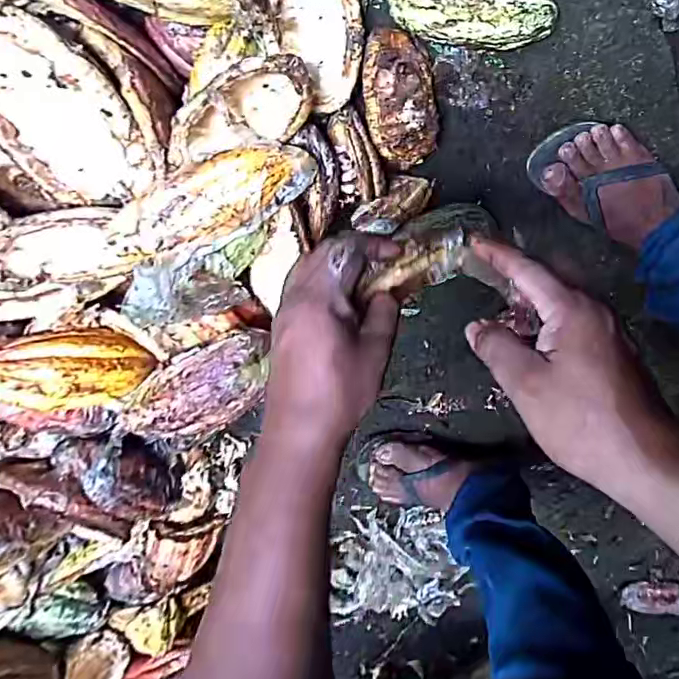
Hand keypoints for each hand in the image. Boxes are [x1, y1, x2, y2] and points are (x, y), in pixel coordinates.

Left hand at [265, 233, 400, 449]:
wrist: (297, 433)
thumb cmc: (340, 394)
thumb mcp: (375, 352)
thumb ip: (384, 313)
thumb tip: (385, 292)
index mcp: (317, 298)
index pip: (344, 250)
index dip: (374, 244)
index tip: (397, 253)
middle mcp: (294, 296)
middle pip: (322, 252)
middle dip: (355, 249)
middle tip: (382, 261)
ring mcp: (283, 310)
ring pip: (308, 266)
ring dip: (337, 262)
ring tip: (365, 278)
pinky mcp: (281, 325)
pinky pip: (301, 284)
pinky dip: (324, 278)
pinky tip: (342, 299)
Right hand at [463, 238, 678, 485]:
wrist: (645, 455)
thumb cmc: (580, 419)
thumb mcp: (527, 384)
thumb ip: (497, 348)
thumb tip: (477, 326)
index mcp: (572, 308)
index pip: (529, 270)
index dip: (499, 256)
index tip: (477, 242)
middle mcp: (594, 309)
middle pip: (549, 284)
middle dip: (516, 281)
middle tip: (485, 279)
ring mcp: (610, 330)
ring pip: (563, 306)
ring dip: (532, 308)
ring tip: (503, 317)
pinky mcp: (615, 352)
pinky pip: (575, 324)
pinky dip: (549, 325)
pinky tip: (535, 345)